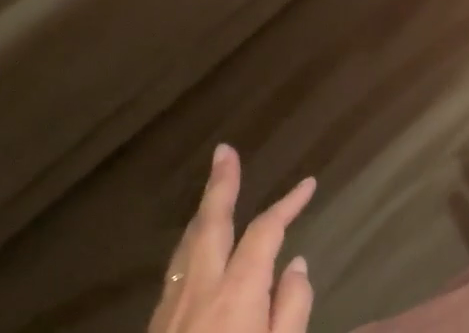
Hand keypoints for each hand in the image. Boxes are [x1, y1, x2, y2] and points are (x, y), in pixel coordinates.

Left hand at [149, 144, 315, 332]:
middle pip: (209, 227)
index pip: (265, 232)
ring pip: (184, 249)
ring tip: (214, 191)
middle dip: (220, 187)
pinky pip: (177, 273)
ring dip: (203, 214)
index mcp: (238, 291)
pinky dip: (193, 246)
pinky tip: (198, 251)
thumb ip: (293, 304)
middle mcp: (200, 291)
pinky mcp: (158, 329)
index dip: (288, 203)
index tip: (310, 184)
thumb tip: (296, 264)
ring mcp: (172, 311)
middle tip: (225, 153)